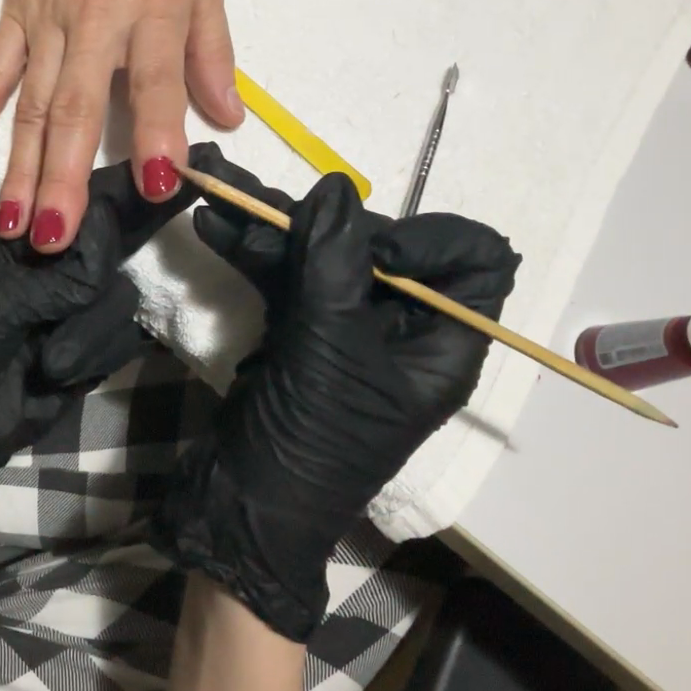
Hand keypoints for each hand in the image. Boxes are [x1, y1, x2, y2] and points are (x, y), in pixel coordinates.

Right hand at [0, 0, 243, 254]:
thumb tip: (227, 120)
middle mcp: (94, 19)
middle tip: (55, 237)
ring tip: (14, 224)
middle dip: (65, 175)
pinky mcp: (13, 19)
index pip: (156, 77)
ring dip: (21, 166)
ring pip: (31, 103)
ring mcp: (45, 22)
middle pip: (76, 105)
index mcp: (151, 5)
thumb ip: (213, 51)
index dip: (158, 130)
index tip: (156, 186)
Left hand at [0, 154, 202, 524]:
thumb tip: (105, 233)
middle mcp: (60, 275)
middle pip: (117, 249)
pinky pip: (122, 343)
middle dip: (131, 246)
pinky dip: (99, 356)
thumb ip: (54, 278)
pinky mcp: (91, 359)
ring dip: (90, 332)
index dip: (121, 193)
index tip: (160, 173)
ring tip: (48, 362)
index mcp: (28, 248)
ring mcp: (78, 317)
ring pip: (122, 301)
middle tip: (148, 233)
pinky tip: (63, 376)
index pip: (82, 211)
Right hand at [151, 150, 519, 640]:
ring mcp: (344, 330)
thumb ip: (334, 262)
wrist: (241, 505)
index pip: (476, 263)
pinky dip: (253, 253)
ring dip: (271, 224)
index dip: (431, 240)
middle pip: (382, 248)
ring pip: (322, 257)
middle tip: (274, 212)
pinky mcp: (297, 332)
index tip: (373, 249)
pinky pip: (285, 278)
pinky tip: (214, 224)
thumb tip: (337, 185)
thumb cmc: (311, 440)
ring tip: (219, 186)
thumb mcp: (329, 349)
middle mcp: (400, 330)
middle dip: (325, 222)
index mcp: (441, 344)